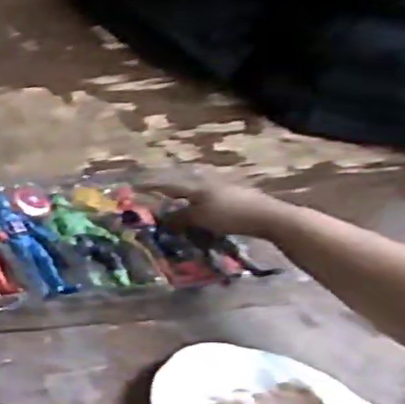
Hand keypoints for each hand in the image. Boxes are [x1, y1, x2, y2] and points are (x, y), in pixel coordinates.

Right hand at [148, 178, 290, 237]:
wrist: (271, 217)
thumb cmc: (230, 215)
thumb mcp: (199, 218)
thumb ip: (179, 217)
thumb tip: (163, 218)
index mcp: (197, 187)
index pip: (168, 187)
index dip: (150, 187)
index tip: (133, 186)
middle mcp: (209, 185)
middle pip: (183, 188)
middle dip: (168, 193)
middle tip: (155, 197)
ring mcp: (225, 191)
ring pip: (198, 195)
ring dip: (185, 202)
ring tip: (177, 209)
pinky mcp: (237, 200)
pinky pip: (209, 202)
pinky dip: (199, 207)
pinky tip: (200, 214)